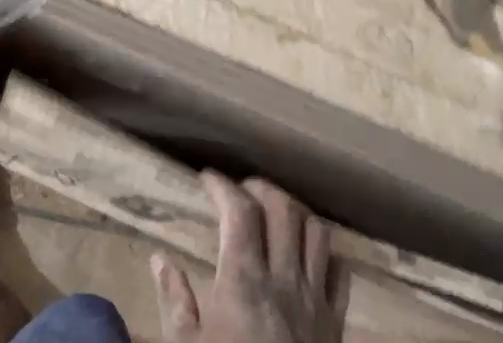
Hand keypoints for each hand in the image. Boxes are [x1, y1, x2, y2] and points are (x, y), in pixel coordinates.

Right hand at [151, 172, 347, 342]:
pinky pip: (341, 271)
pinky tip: (307, 254)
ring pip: (317, 232)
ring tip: (273, 213)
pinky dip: (325, 251)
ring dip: (294, 212)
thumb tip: (161, 260)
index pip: (239, 212)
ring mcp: (315, 301)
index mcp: (242, 282)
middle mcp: (283, 281)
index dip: (221, 186)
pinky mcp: (336, 323)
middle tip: (239, 189)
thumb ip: (173, 298)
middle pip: (283, 210)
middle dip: (259, 187)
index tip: (204, 179)